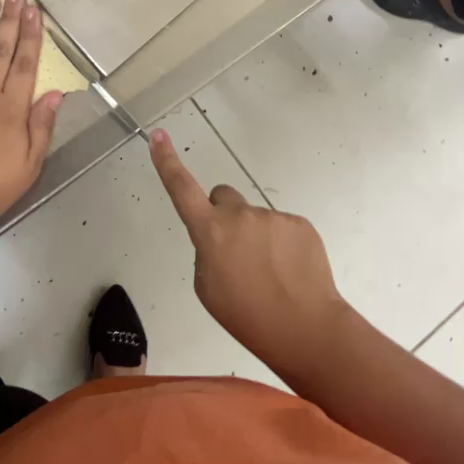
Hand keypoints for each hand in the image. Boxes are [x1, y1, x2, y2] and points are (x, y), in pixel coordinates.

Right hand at [149, 129, 352, 374]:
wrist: (305, 328)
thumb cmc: (246, 315)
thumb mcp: (207, 289)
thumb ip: (206, 253)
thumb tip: (220, 240)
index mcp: (210, 231)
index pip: (181, 188)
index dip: (166, 161)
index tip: (158, 134)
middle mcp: (240, 215)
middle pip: (224, 199)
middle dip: (224, 216)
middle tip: (235, 253)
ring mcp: (272, 216)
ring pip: (255, 218)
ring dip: (257, 237)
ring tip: (270, 274)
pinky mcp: (300, 223)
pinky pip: (282, 227)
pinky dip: (283, 245)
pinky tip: (290, 272)